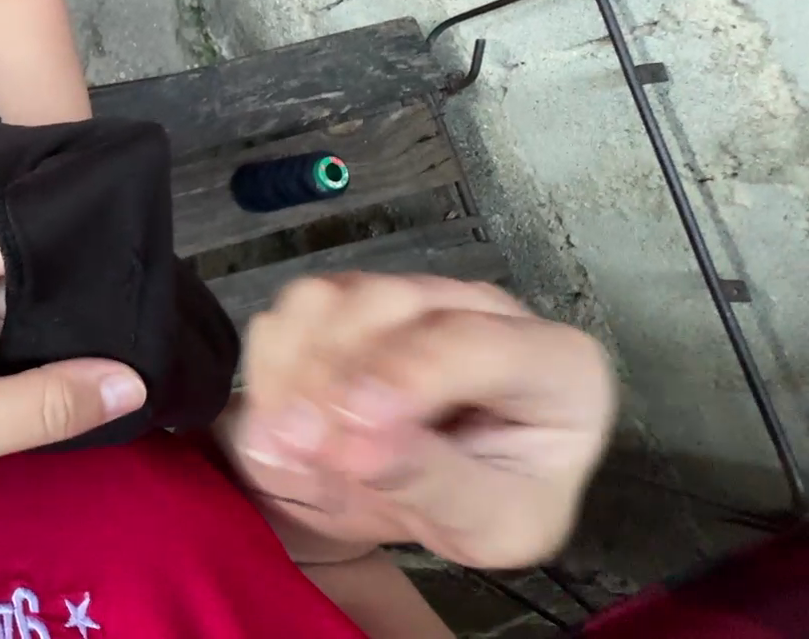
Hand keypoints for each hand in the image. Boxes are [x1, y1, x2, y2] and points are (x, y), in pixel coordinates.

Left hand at [0, 213, 146, 495]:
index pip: (17, 222)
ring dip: (58, 310)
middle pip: (22, 249)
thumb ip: (43, 406)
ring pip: (17, 282)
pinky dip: (32, 330)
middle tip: (143, 309)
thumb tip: (130, 381)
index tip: (139, 254)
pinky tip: (75, 351)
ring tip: (123, 334)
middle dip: (76, 279)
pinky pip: (1, 308)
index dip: (76, 234)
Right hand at [230, 272, 616, 568]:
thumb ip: (433, 483)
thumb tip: (358, 446)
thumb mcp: (484, 524)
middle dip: (334, 370)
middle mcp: (471, 308)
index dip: (412, 374)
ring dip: (292, 368)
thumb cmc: (472, 507)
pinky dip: (268, 368)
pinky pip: (283, 315)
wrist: (400, 487)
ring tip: (287, 440)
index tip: (355, 417)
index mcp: (551, 363)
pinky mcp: (329, 299)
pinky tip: (278, 421)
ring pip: (325, 299)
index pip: (480, 344)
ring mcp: (392, 294)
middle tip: (299, 438)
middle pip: (390, 304)